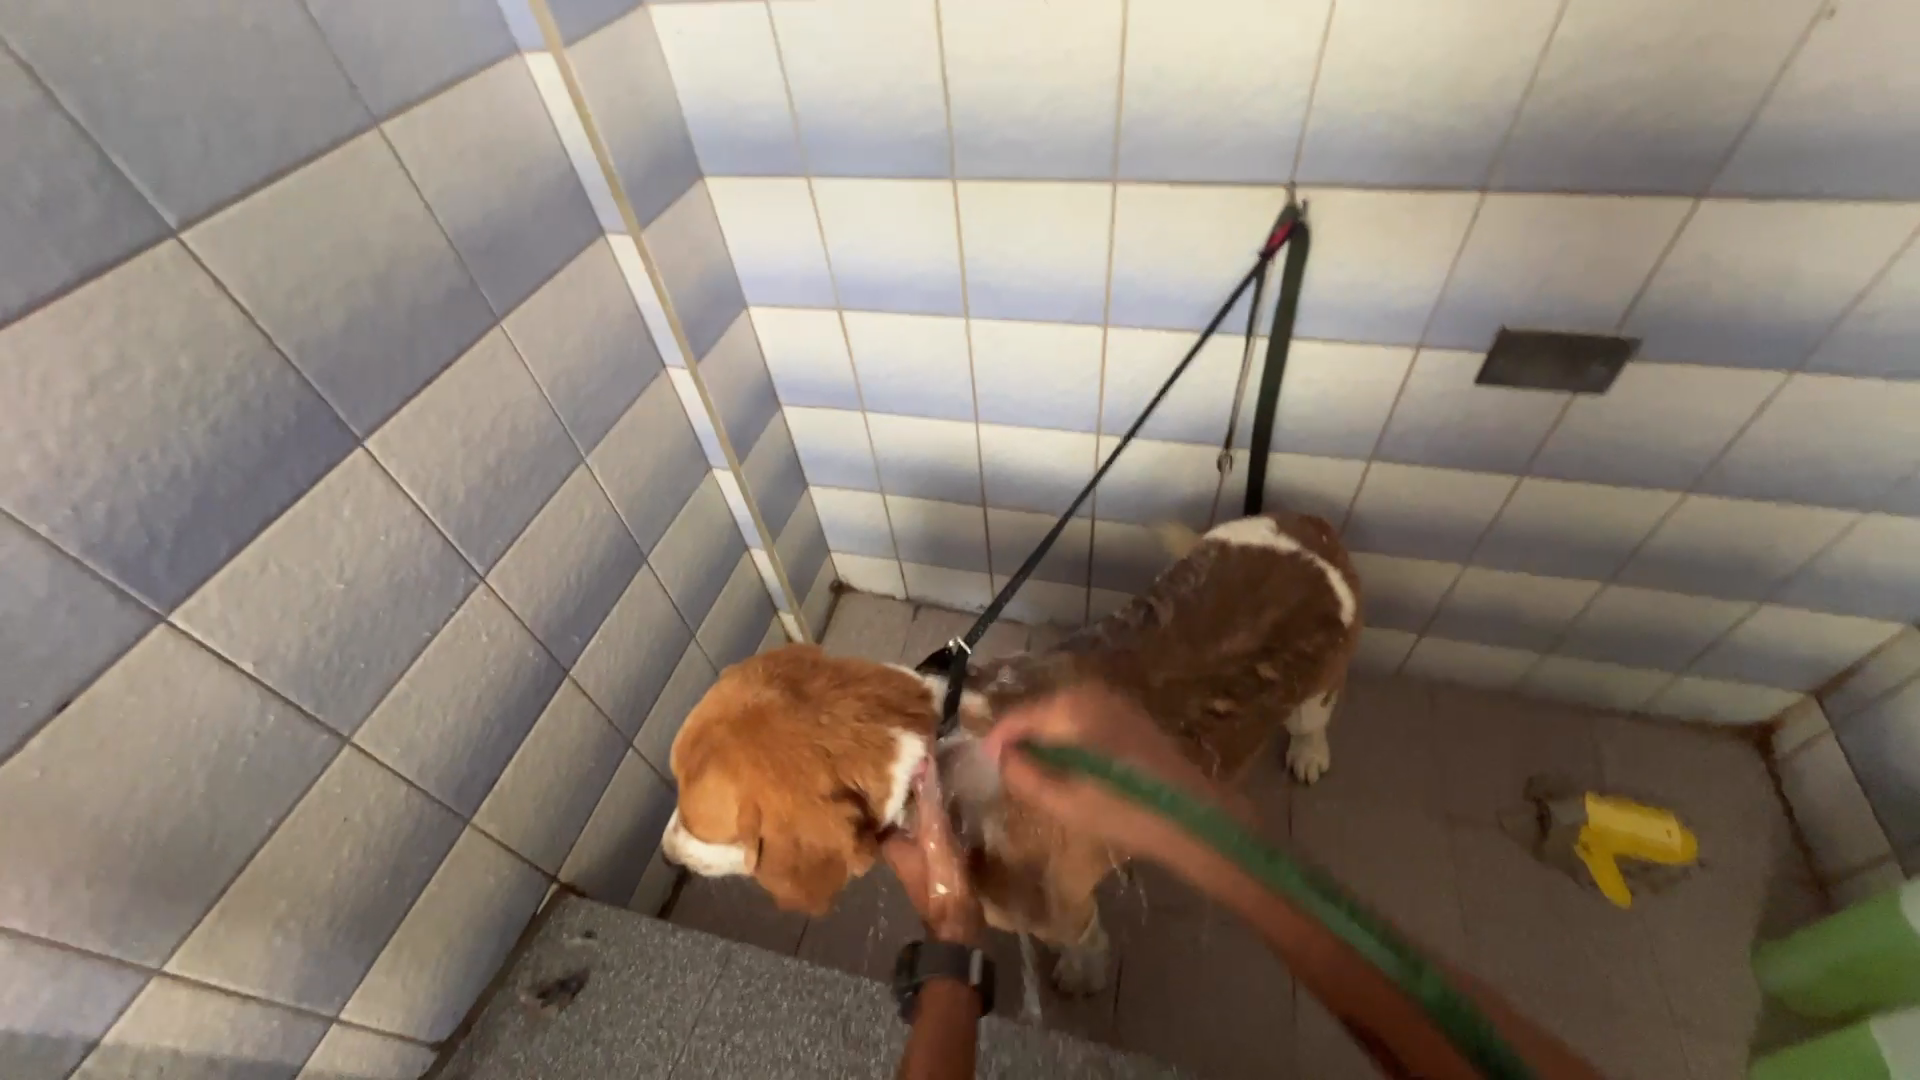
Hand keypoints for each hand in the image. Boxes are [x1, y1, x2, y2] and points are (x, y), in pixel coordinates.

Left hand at [881, 764, 983, 945]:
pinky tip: (951, 800)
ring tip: (938, 772)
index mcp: (888, 840)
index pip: (883, 801)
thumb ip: (928, 801)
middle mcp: (895, 845)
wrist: (958, 922)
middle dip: (909, 786)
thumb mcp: (935, 835)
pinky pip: (930, 828)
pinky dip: (936, 815)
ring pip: (915, 818)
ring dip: (924, 800)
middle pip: (900, 808)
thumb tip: (921, 761)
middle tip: (923, 757)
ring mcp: (913, 853)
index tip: (901, 755)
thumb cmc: (940, 879)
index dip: (891, 779)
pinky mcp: (931, 858)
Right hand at [979, 683, 1246, 865]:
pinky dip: (1069, 741)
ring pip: (1061, 716)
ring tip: (1037, 773)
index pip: (1016, 715)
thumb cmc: (1123, 809)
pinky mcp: (1130, 717)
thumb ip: (1022, 773)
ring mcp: (1113, 701)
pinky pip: (1084, 722)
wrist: (1194, 817)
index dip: (996, 740)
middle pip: (1039, 711)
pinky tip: (1072, 770)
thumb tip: (1001, 755)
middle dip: (1021, 738)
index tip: (983, 764)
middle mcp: (1089, 692)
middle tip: (1008, 772)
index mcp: (1069, 706)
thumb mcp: (1062, 799)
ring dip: (1045, 740)